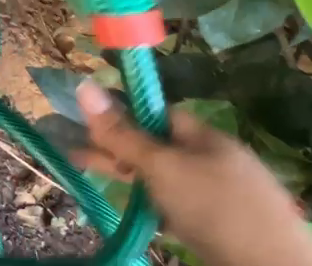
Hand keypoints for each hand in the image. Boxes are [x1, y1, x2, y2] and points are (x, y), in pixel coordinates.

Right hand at [73, 81, 311, 265]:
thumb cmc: (216, 209)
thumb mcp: (160, 167)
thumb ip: (121, 132)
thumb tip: (84, 84)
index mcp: (209, 138)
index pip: (159, 114)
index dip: (125, 116)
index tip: (92, 129)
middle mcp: (220, 162)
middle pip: (160, 147)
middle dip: (120, 151)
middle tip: (80, 158)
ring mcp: (228, 197)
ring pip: (171, 180)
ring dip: (136, 180)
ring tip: (103, 184)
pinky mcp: (231, 229)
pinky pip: (186, 207)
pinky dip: (161, 207)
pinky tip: (148, 215)